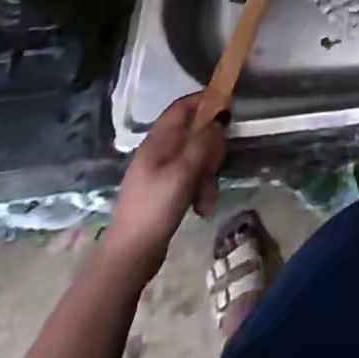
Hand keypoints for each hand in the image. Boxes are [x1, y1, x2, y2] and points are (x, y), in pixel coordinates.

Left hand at [101, 93, 226, 275]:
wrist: (130, 256)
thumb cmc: (156, 208)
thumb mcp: (184, 171)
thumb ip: (203, 141)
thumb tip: (220, 116)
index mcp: (157, 142)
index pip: (181, 108)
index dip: (204, 101)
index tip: (228, 105)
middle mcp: (158, 152)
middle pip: (193, 133)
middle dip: (210, 148)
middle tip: (218, 164)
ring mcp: (160, 172)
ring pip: (195, 158)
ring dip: (207, 174)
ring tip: (208, 197)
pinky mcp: (165, 191)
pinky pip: (190, 178)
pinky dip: (200, 189)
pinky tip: (202, 207)